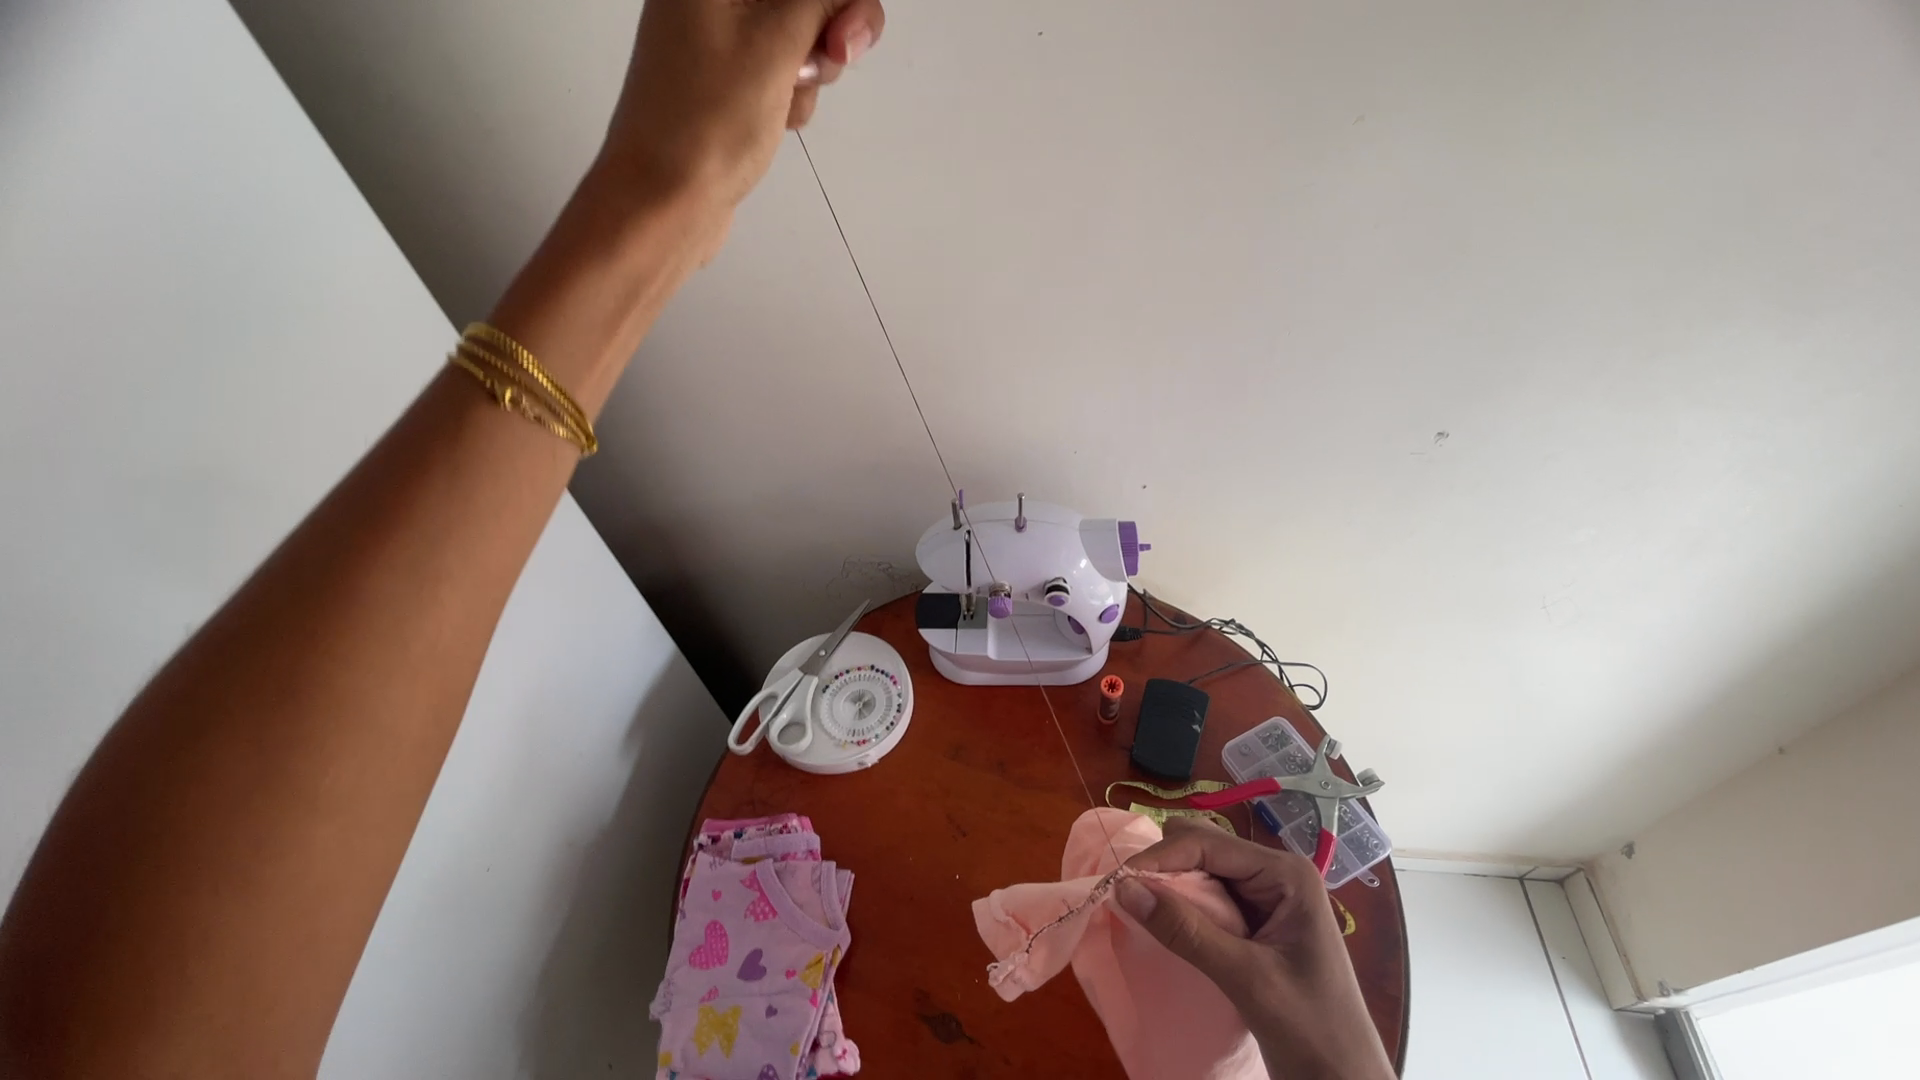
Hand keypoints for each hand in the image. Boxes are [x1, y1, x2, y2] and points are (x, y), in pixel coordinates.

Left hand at [598, 0, 885, 213]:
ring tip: (779, 108)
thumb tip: (851, 1)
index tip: (841, 42)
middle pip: (806, 0)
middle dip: (824, 37)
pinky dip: (790, 98)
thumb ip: (822, 3)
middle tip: (805, 76)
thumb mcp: (777, 47)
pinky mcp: (728, 81)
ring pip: (800, 38)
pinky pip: (781, 73)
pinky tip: (773, 123)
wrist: (663, 202)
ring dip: (808, 76)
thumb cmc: (709, 121)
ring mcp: (718, 40)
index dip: (839, 4)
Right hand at [1118, 818, 1394, 1079]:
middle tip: (1126, 895)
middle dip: (1163, 865)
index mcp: (1286, 873)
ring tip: (1138, 908)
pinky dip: (1180, 904)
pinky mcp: (1255, 920)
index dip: (1160, 856)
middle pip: (1202, 846)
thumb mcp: (1247, 980)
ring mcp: (1266, 896)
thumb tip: (1124, 887)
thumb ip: (1187, 931)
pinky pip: (1207, 896)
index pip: (1208, 843)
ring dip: (1169, 885)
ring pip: (1200, 869)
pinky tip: (1163, 922)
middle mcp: (1275, 873)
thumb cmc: (1312, 1030)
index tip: (1115, 880)